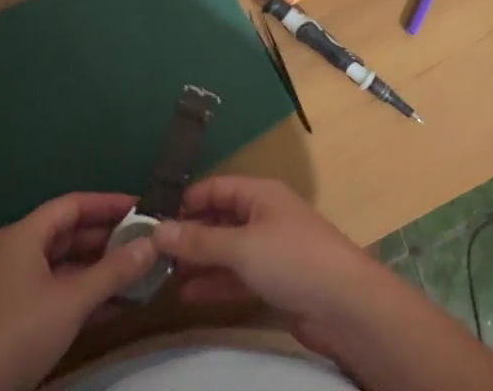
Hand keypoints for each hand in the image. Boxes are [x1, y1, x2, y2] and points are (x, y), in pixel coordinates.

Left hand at [0, 193, 155, 390]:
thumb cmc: (17, 336)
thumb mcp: (72, 301)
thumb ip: (114, 271)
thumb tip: (154, 243)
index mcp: (22, 237)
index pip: (72, 205)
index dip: (109, 203)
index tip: (143, 207)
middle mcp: (14, 254)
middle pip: (68, 234)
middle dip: (108, 239)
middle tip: (147, 242)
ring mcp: (10, 287)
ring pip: (63, 266)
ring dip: (99, 269)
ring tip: (139, 272)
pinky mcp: (11, 318)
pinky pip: (55, 292)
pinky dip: (83, 294)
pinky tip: (116, 305)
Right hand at [153, 178, 386, 345]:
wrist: (343, 304)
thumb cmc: (292, 259)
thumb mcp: (241, 246)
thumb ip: (199, 239)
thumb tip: (157, 230)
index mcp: (261, 194)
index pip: (215, 188)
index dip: (185, 201)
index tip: (150, 220)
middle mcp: (265, 216)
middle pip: (219, 218)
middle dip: (188, 234)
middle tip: (149, 254)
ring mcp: (270, 249)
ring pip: (226, 250)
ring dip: (198, 261)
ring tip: (160, 277)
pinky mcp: (274, 280)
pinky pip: (237, 276)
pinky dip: (214, 282)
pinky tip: (186, 295)